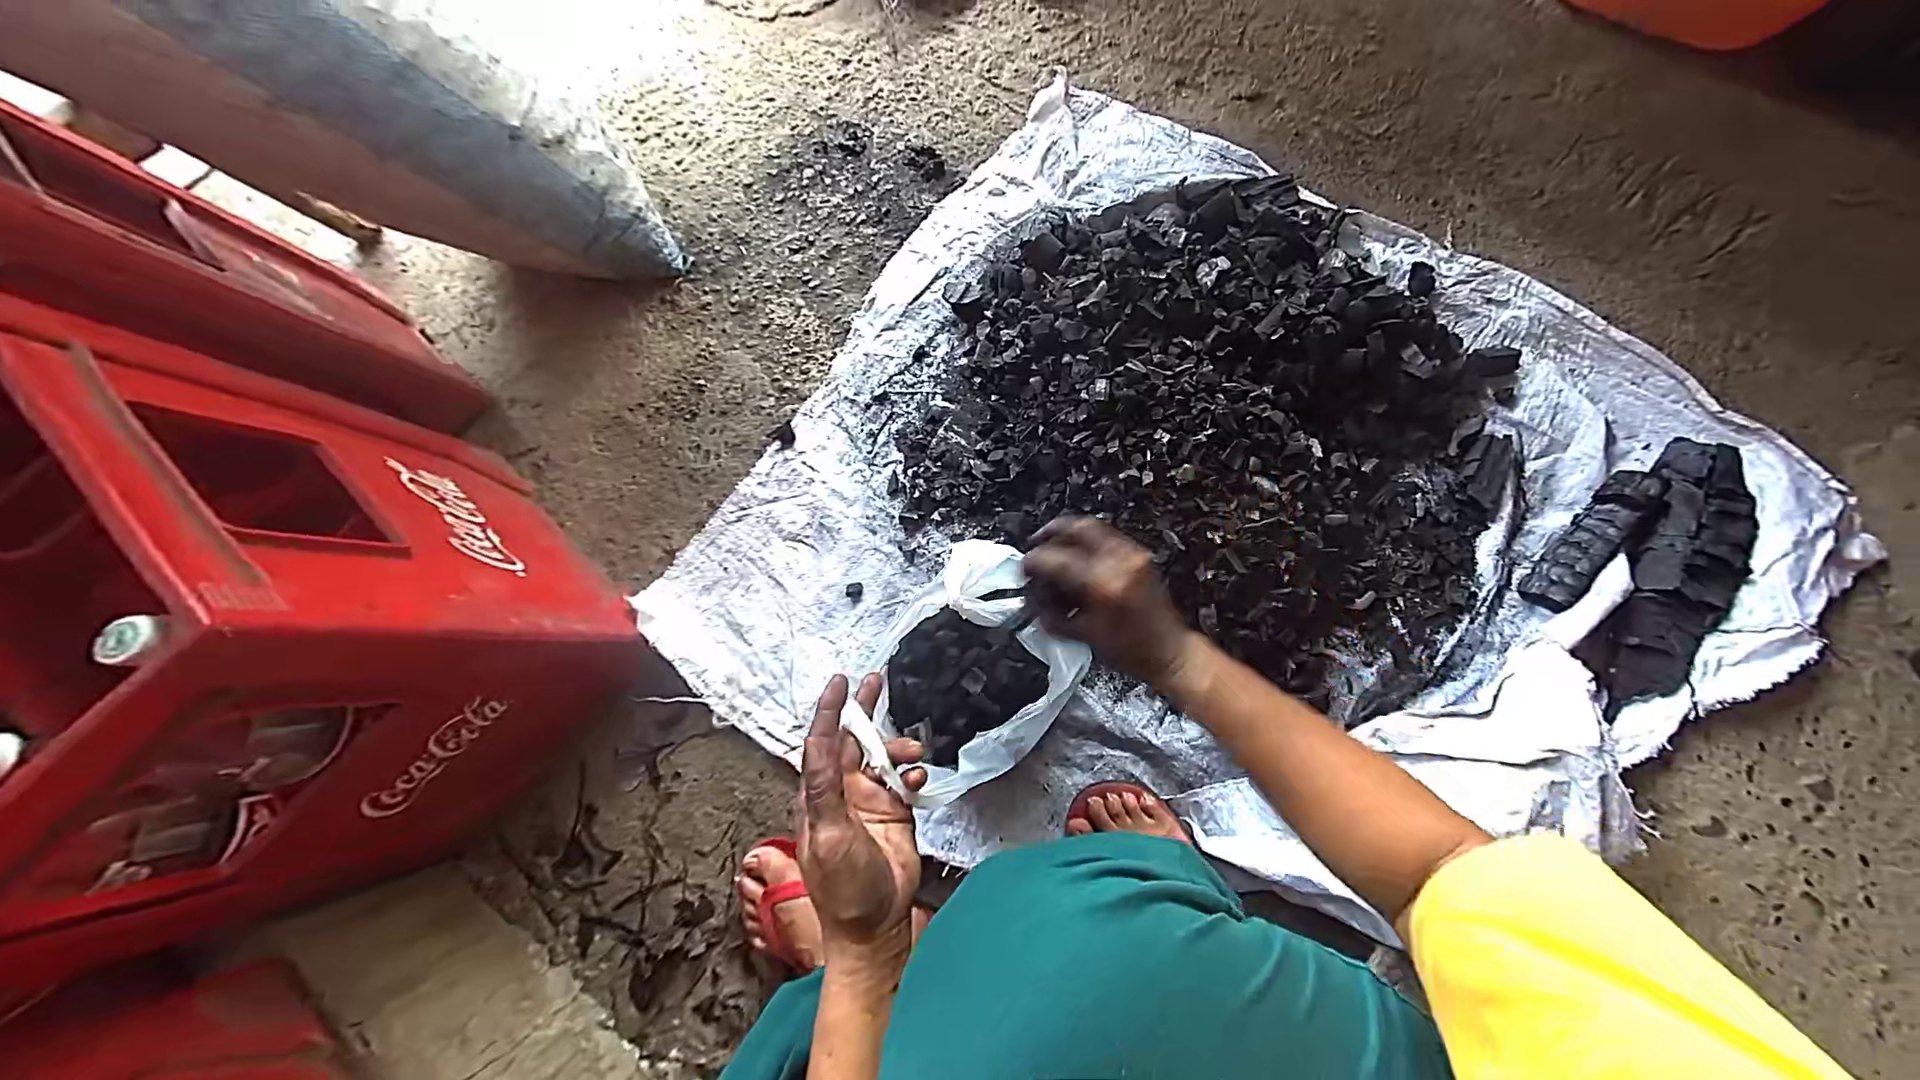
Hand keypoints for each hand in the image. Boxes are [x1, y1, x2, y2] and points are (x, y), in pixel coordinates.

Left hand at [799, 673, 926, 970]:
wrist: (876, 925)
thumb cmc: (843, 890)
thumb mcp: (828, 837)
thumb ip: (824, 789)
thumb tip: (817, 744)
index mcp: (819, 795)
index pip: (822, 742)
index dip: (830, 710)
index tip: (840, 683)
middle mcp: (844, 792)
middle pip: (853, 739)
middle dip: (863, 710)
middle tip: (874, 681)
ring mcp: (870, 800)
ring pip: (884, 757)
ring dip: (898, 748)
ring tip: (912, 752)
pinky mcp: (895, 811)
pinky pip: (906, 779)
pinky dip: (914, 773)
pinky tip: (919, 778)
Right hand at [1023, 515, 1199, 685]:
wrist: (1170, 653)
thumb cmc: (1132, 652)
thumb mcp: (1086, 635)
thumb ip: (1053, 615)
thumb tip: (1032, 599)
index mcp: (1105, 583)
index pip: (1058, 559)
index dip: (1034, 562)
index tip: (1024, 567)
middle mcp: (1121, 561)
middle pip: (1077, 528)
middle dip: (1050, 532)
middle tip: (1036, 544)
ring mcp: (1134, 555)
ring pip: (1093, 527)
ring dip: (1068, 535)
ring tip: (1054, 549)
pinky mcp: (1140, 556)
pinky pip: (1107, 537)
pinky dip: (1087, 542)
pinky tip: (1077, 557)